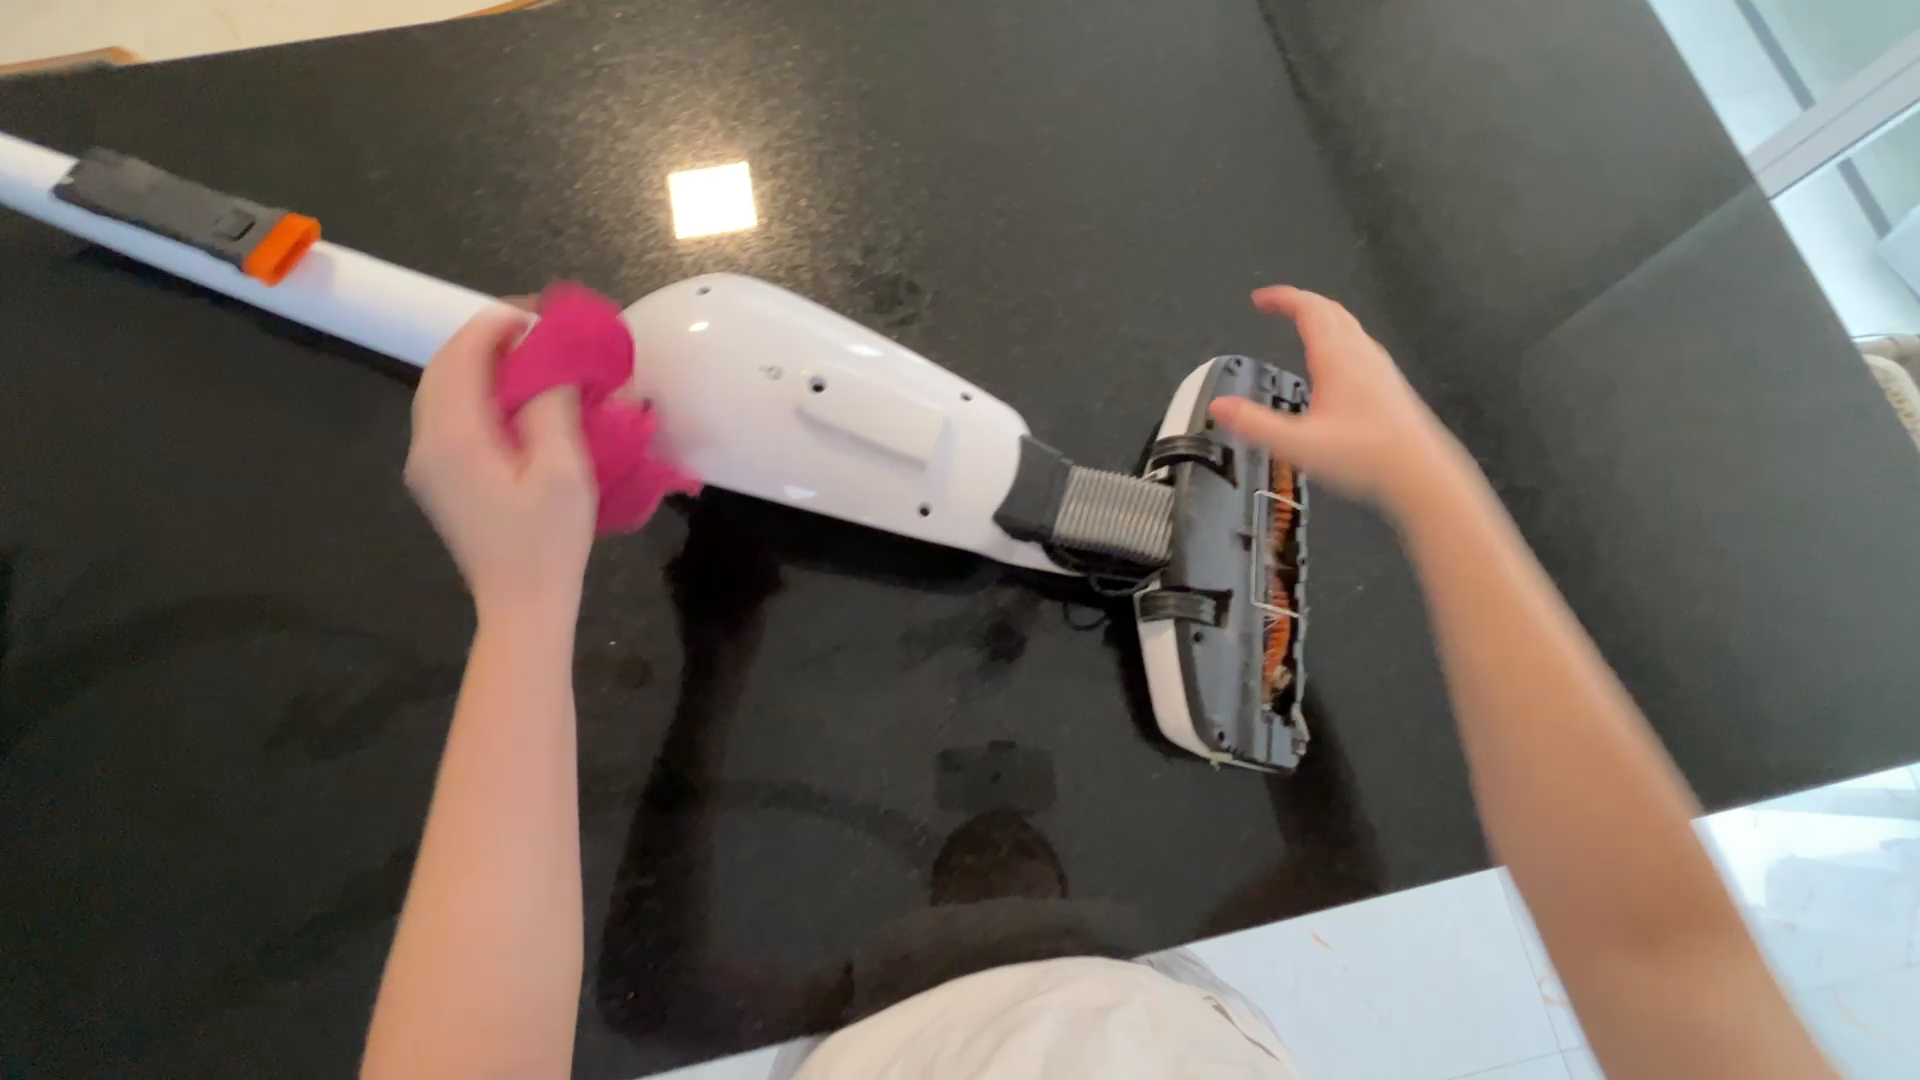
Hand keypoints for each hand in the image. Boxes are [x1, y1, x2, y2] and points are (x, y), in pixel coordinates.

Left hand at [406, 308, 596, 626]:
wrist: (523, 604)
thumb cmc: (549, 541)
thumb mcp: (563, 471)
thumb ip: (552, 408)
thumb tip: (550, 366)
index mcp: (453, 438)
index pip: (462, 358)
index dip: (497, 326)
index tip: (540, 314)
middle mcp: (426, 443)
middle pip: (444, 369)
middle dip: (487, 339)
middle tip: (538, 331)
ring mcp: (427, 464)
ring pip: (442, 392)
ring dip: (481, 365)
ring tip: (530, 358)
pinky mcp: (439, 480)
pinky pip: (450, 417)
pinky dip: (478, 393)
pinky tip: (515, 400)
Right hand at [1209, 286, 1465, 511]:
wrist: (1420, 473)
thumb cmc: (1362, 455)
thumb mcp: (1297, 444)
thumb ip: (1254, 424)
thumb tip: (1217, 406)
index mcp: (1337, 358)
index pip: (1309, 310)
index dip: (1283, 298)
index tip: (1259, 299)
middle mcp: (1360, 354)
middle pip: (1331, 311)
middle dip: (1300, 302)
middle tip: (1274, 305)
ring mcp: (1378, 368)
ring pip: (1348, 326)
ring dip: (1321, 317)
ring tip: (1299, 324)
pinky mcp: (1387, 385)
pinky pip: (1357, 345)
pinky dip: (1336, 337)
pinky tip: (1331, 361)